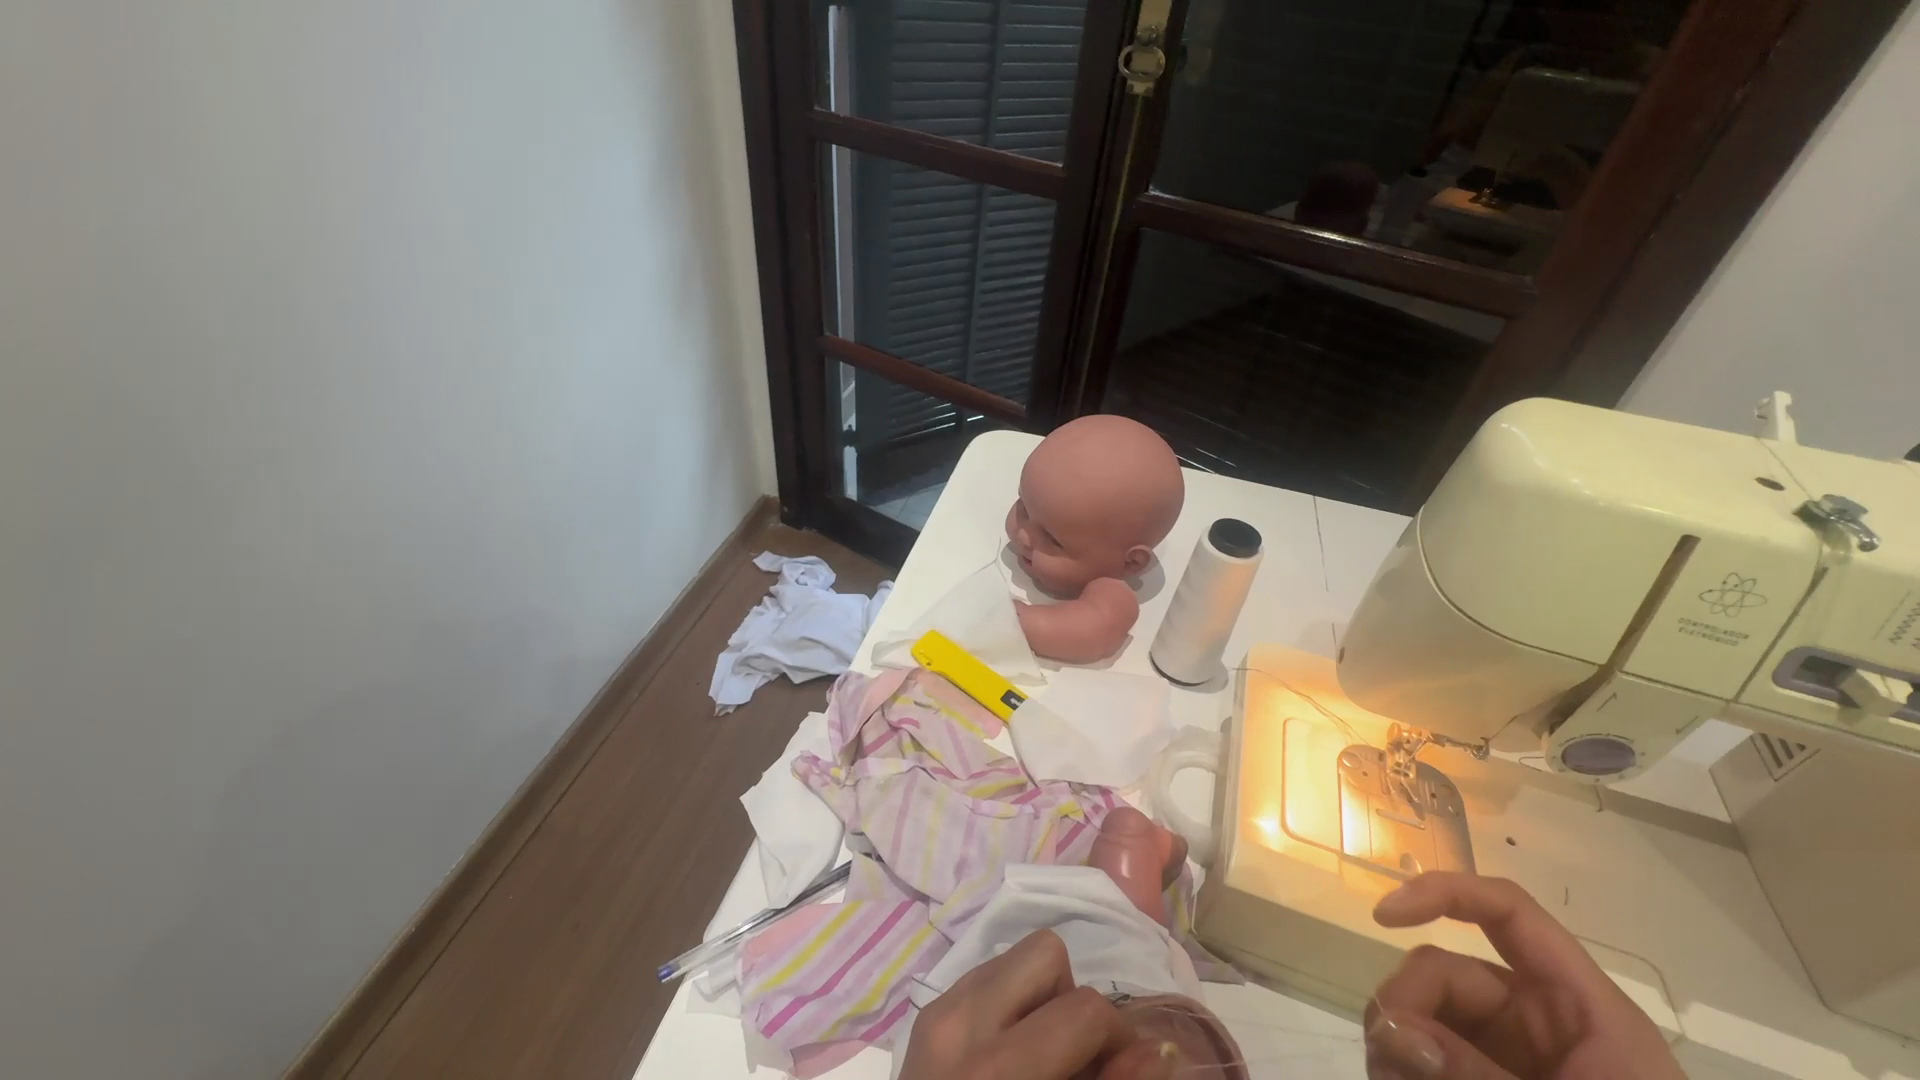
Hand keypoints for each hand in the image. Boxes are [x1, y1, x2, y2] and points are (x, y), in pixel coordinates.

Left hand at [899, 929, 1178, 1079]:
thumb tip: (1158, 1048)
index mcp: (998, 1071)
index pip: (1084, 1009)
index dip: (1116, 1036)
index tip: (1116, 1069)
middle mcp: (960, 1024)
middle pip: (1045, 952)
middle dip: (1071, 999)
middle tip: (1071, 1056)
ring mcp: (937, 1011)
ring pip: (1014, 956)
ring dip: (1039, 997)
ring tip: (1037, 1054)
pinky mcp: (925, 1013)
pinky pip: (984, 975)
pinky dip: (1007, 1003)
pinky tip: (1005, 1053)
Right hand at [1364, 873, 1683, 1079]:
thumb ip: (1477, 1073)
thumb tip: (1390, 1028)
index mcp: (1579, 1007)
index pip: (1508, 912)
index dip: (1444, 892)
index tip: (1381, 915)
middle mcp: (1535, 1019)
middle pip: (1447, 973)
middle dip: (1407, 1004)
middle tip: (1385, 1058)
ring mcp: (1505, 1056)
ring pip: (1425, 1018)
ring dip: (1396, 1045)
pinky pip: (1426, 1063)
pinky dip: (1403, 1071)